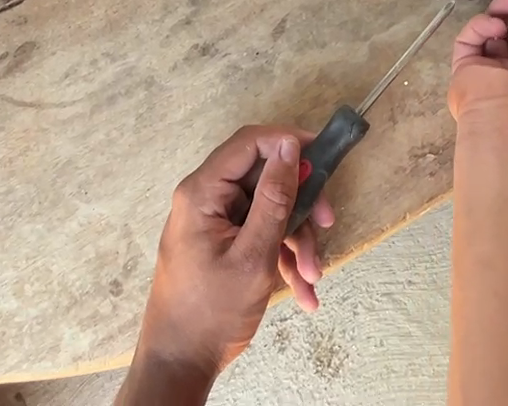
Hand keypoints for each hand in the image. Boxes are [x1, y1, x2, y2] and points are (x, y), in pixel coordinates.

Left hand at [133, 126, 336, 377]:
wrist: (180, 367)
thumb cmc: (211, 312)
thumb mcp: (253, 255)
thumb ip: (274, 197)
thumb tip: (290, 146)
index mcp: (203, 191)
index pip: (249, 143)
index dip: (288, 141)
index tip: (323, 154)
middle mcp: (207, 198)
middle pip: (265, 177)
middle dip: (300, 203)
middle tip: (328, 221)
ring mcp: (216, 222)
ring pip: (268, 209)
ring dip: (297, 238)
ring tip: (314, 275)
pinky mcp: (224, 243)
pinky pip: (260, 234)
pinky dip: (283, 256)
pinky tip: (304, 291)